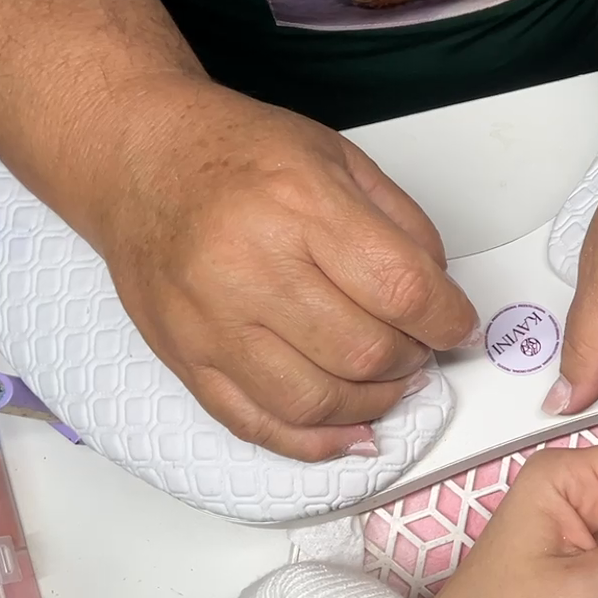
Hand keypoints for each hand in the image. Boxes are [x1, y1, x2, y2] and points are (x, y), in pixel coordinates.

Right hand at [74, 76, 479, 460]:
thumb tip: (445, 304)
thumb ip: (407, 230)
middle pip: (365, 351)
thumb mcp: (345, 161)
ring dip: (375, 402)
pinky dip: (317, 442)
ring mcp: (210, 320)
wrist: (137, 156)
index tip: (460, 327)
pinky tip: (352, 430)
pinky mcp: (185, 357)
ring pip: (317, 401)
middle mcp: (249, 266)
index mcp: (301, 205)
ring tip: (389, 379)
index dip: (449, 321)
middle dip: (413, 359)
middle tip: (417, 345)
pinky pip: (258, 424)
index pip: (401, 289)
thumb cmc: (245, 155)